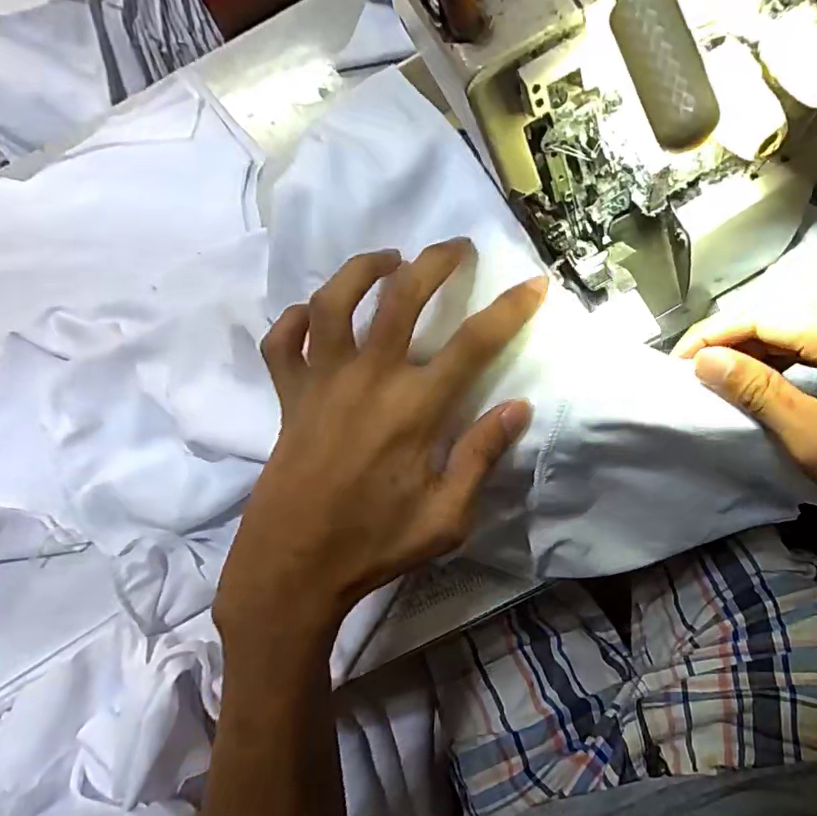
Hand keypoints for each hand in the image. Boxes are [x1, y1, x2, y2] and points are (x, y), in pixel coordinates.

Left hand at [217, 239, 548, 651]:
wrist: (292, 568)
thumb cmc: (375, 544)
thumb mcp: (447, 516)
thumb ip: (482, 455)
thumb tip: (519, 408)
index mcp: (415, 408)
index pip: (474, 343)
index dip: (510, 308)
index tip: (534, 284)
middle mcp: (369, 379)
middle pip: (401, 296)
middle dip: (435, 261)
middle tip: (456, 247)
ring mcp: (321, 383)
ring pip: (335, 302)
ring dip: (362, 270)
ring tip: (388, 259)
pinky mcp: (287, 397)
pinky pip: (282, 343)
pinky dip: (295, 320)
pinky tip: (313, 315)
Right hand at [673, 306, 816, 561]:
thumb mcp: (810, 435)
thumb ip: (755, 389)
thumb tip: (704, 360)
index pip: (765, 317)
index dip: (714, 336)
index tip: (677, 362)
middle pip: (780, 317)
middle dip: (731, 341)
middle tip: (691, 369)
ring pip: (797, 330)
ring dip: (755, 350)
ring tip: (715, 374)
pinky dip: (782, 359)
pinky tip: (759, 377)